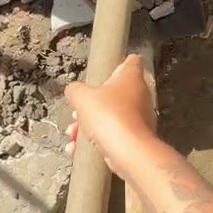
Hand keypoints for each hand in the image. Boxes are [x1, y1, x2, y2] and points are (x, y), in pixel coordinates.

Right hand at [64, 54, 157, 176]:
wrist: (128, 151)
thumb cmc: (108, 115)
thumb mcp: (82, 97)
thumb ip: (75, 90)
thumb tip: (74, 91)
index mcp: (132, 77)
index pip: (131, 62)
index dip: (117, 64)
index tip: (103, 72)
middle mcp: (140, 96)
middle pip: (113, 94)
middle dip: (90, 106)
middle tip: (76, 113)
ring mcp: (140, 119)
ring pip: (109, 118)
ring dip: (87, 126)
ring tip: (72, 135)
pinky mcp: (136, 139)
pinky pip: (112, 136)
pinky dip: (95, 141)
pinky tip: (77, 149)